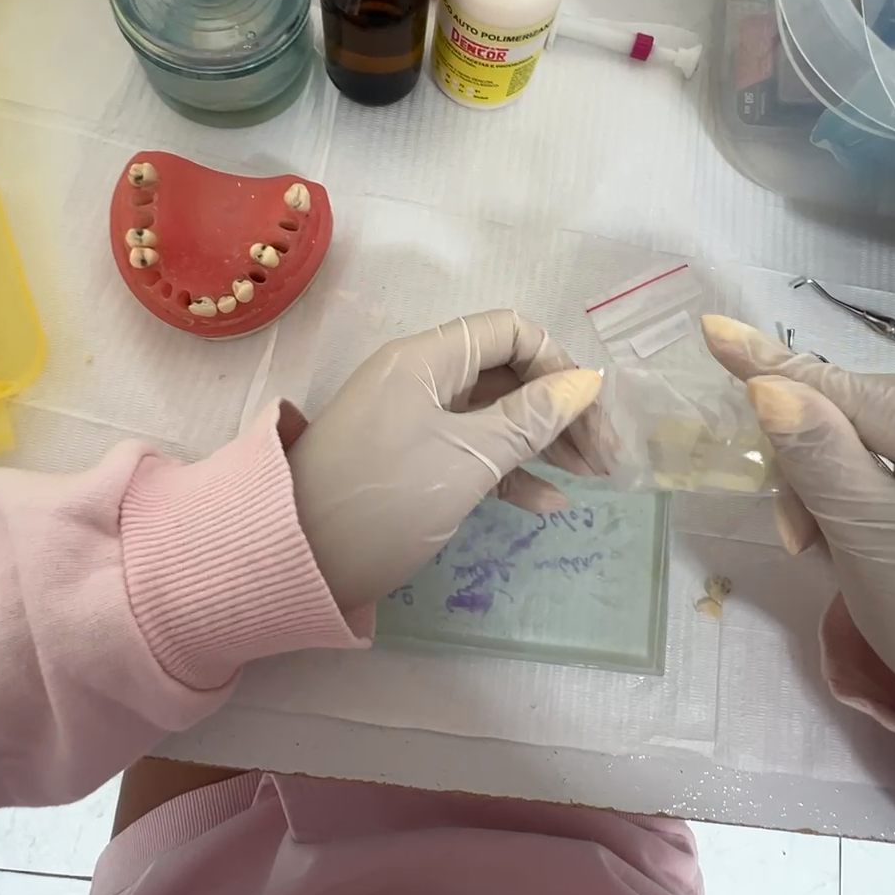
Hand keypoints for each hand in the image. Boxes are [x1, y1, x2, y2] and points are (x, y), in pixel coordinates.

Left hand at [286, 310, 611, 609]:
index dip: (557, 364)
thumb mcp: (465, 459)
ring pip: (494, 414)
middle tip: (603, 457)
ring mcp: (415, 420)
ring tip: (590, 477)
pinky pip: (471, 450)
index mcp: (427, 359)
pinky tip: (547, 504)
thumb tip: (585, 383)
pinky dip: (509, 470)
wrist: (291, 562)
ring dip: (542, 441)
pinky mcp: (412, 460)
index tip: (589, 413)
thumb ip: (529, 419)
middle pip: (507, 373)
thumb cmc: (383, 501)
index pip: (509, 332)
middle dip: (559, 408)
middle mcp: (422, 378)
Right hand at [701, 315, 894, 723]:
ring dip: (832, 467)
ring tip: (819, 530)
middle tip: (794, 526)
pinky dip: (858, 469)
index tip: (715, 334)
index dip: (786, 372)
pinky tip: (852, 510)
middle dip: (817, 455)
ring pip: (879, 418)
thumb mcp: (867, 541)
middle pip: (876, 405)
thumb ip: (818, 458)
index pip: (873, 398)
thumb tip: (766, 387)